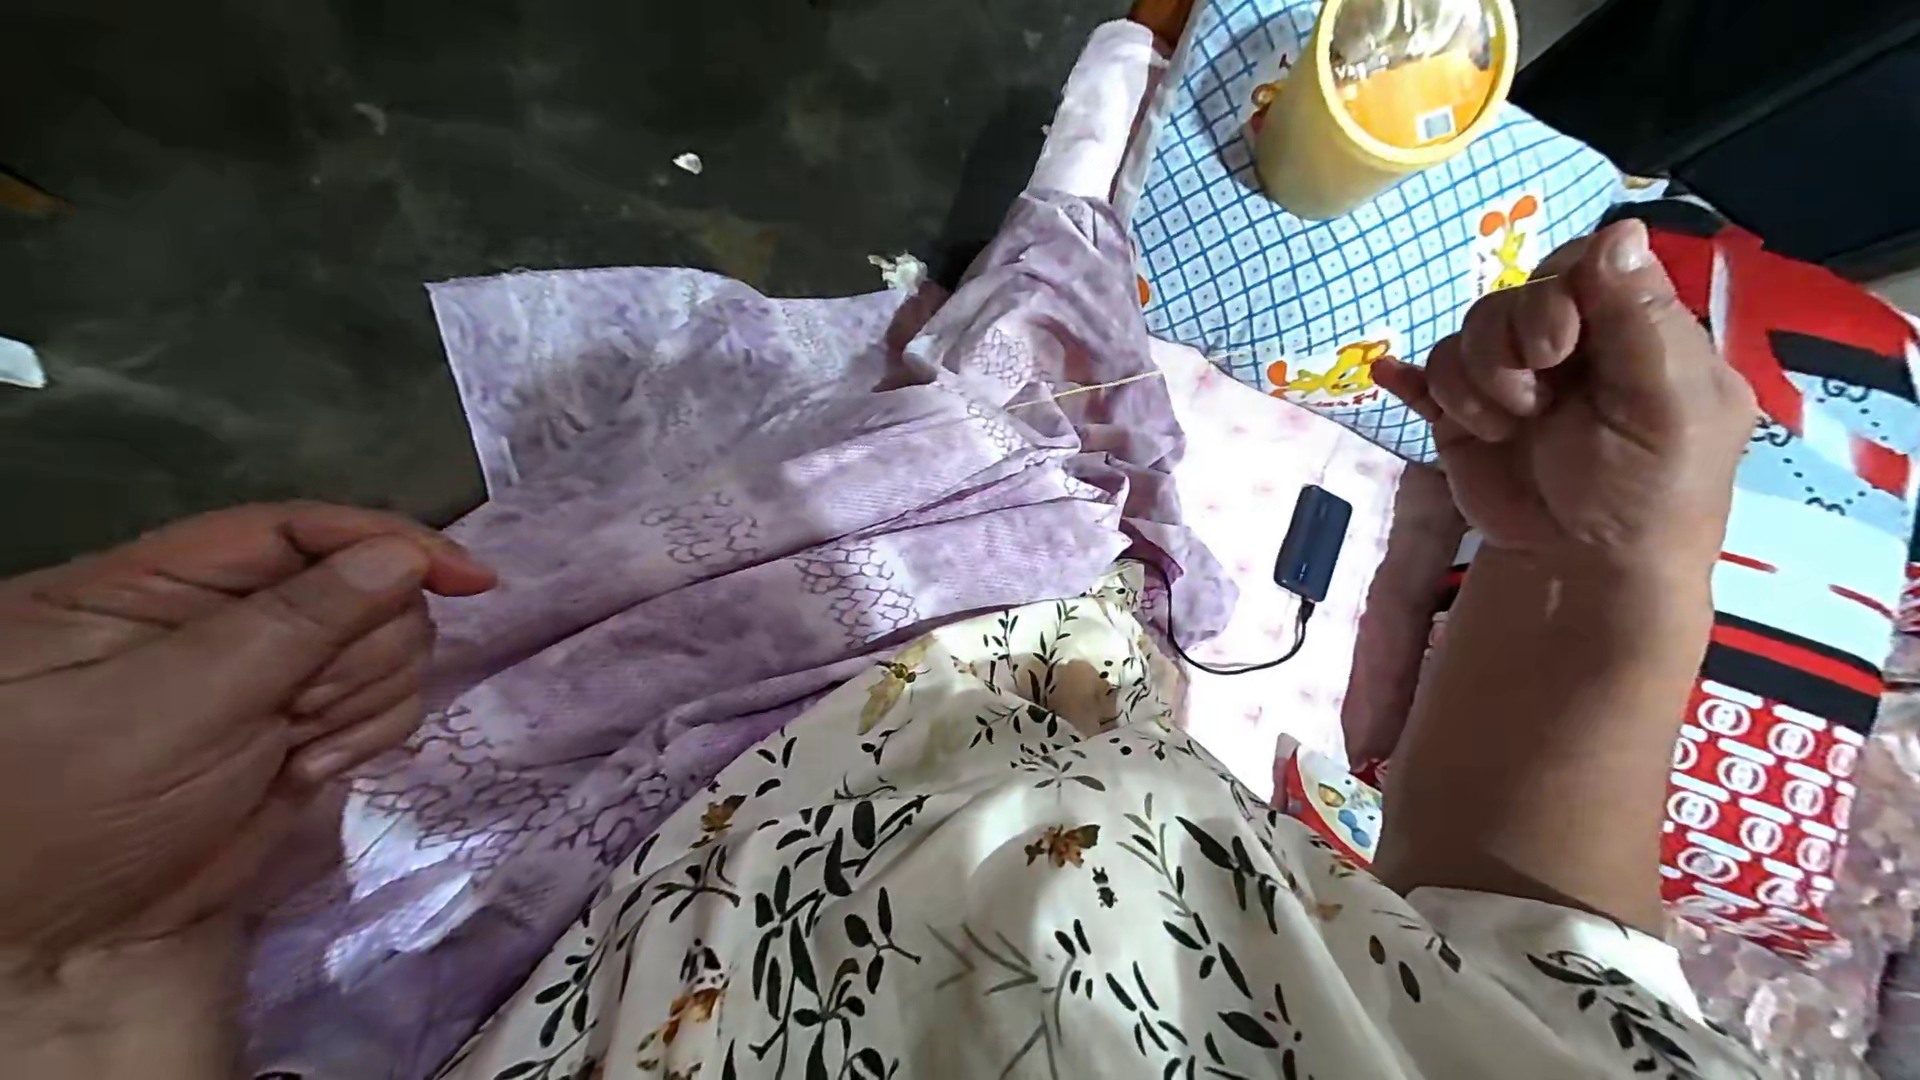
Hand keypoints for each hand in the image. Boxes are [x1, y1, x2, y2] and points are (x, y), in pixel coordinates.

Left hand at [0, 503, 494, 965]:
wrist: (68, 952)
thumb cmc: (71, 818)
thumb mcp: (174, 704)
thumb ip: (298, 619)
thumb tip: (406, 556)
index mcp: (151, 590)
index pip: (297, 530)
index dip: (390, 542)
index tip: (470, 578)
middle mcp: (225, 618)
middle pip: (366, 588)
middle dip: (360, 650)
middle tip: (303, 707)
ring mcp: (277, 670)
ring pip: (392, 643)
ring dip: (364, 696)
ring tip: (296, 745)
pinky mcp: (317, 715)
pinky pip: (395, 694)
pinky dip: (369, 729)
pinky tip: (310, 764)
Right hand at [1374, 219, 1757, 575]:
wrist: (1575, 556)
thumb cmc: (1644, 486)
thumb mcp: (1665, 405)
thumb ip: (1640, 321)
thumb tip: (1618, 229)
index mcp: (1625, 329)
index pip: (1576, 267)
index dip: (1551, 296)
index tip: (1557, 350)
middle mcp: (1560, 346)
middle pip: (1503, 303)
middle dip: (1503, 353)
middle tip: (1531, 404)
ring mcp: (1502, 381)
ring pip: (1456, 345)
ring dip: (1469, 387)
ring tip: (1502, 429)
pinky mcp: (1456, 415)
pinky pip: (1422, 380)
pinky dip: (1404, 378)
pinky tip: (1387, 373)